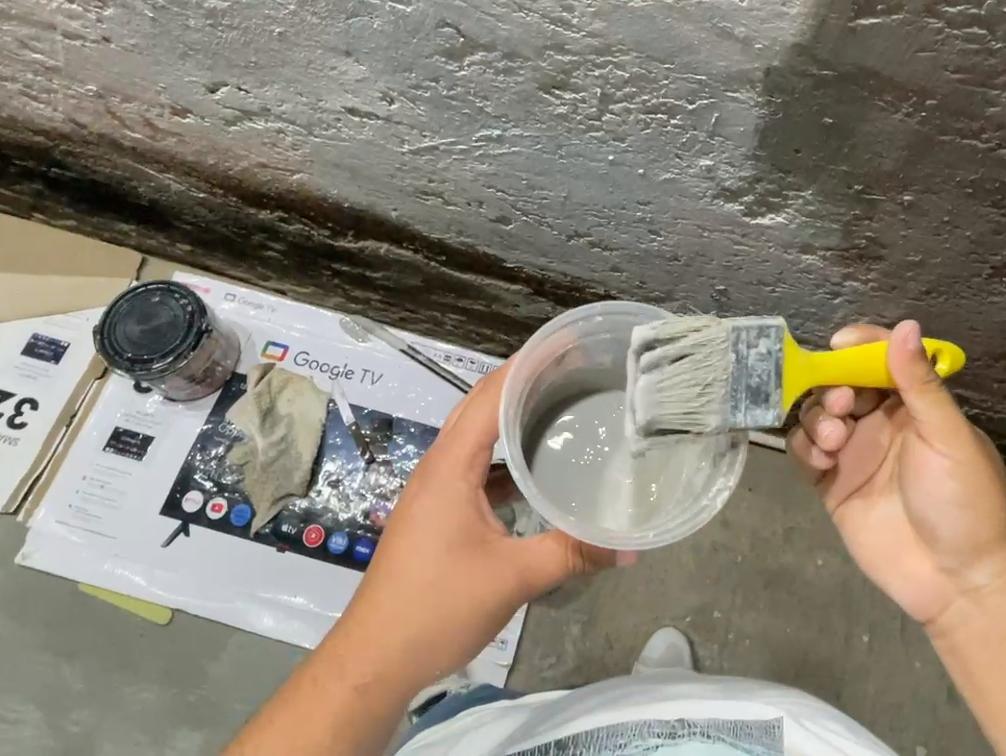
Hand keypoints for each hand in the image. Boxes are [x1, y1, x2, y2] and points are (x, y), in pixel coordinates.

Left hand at [332, 357, 626, 690]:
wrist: (376, 657)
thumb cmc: (437, 606)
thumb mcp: (512, 578)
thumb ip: (571, 553)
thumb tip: (629, 546)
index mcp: (450, 466)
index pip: (490, 396)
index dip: (527, 366)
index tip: (566, 348)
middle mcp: (439, 467)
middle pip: (480, 407)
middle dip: (522, 381)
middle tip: (572, 369)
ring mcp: (434, 490)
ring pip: (476, 438)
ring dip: (510, 418)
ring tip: (558, 406)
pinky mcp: (437, 513)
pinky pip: (474, 468)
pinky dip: (504, 458)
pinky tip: (534, 471)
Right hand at [790, 320, 1005, 632]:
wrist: (957, 582)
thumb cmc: (965, 502)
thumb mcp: (947, 437)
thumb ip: (920, 384)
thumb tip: (906, 325)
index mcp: (915, 406)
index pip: (881, 360)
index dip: (859, 346)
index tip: (838, 345)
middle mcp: (881, 423)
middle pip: (840, 383)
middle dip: (831, 385)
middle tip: (841, 405)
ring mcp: (855, 453)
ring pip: (818, 415)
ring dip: (817, 418)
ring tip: (835, 442)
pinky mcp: (833, 484)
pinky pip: (806, 453)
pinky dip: (805, 448)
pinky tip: (822, 461)